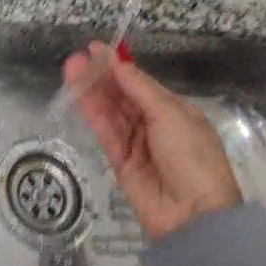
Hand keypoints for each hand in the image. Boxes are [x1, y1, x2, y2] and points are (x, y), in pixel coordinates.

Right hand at [64, 41, 241, 239]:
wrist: (194, 217)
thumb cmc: (192, 157)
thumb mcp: (171, 115)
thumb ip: (139, 88)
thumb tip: (117, 61)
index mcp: (174, 112)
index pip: (141, 84)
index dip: (119, 66)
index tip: (95, 49)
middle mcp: (154, 125)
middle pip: (122, 95)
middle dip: (101, 76)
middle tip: (78, 58)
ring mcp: (136, 142)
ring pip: (109, 110)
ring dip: (91, 90)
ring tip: (71, 68)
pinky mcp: (119, 160)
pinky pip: (104, 130)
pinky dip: (91, 112)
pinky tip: (77, 94)